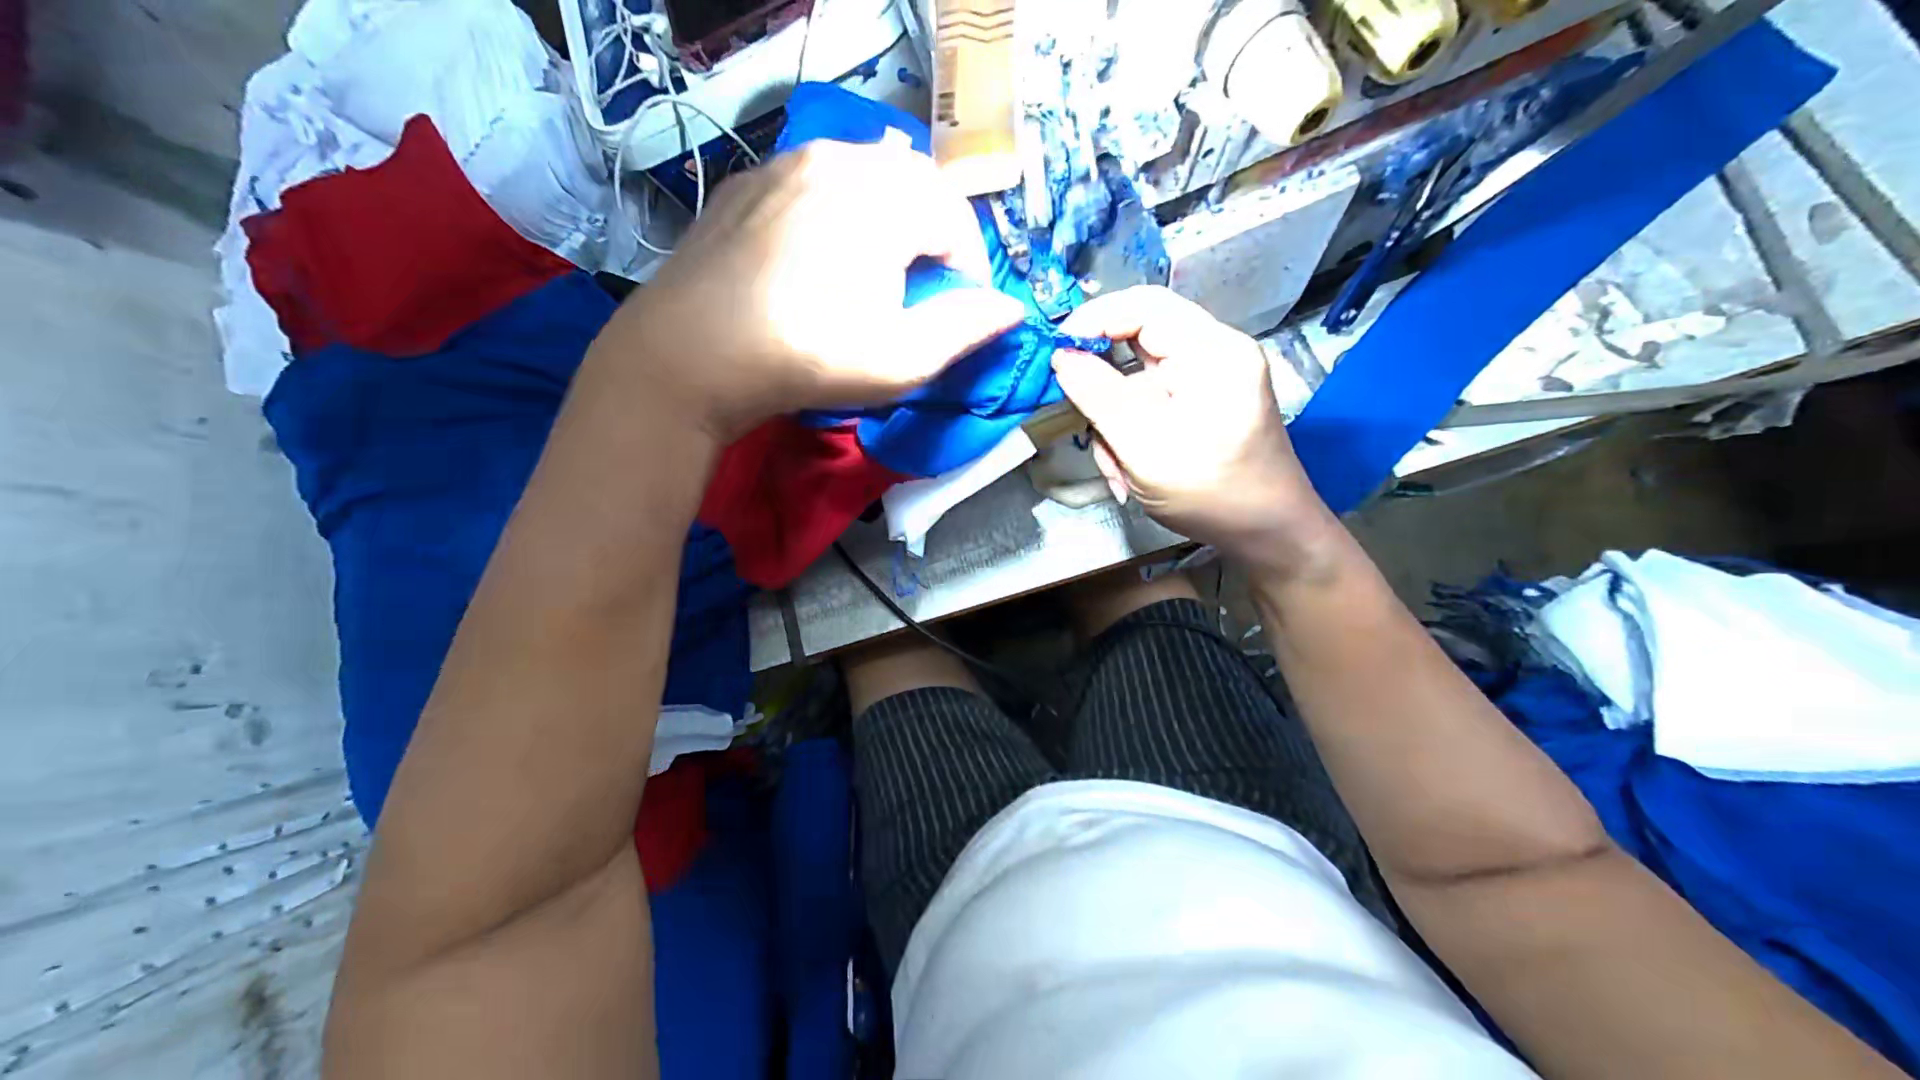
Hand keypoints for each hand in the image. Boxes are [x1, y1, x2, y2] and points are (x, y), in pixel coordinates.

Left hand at [596, 139, 1026, 438]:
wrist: (690, 355)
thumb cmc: (807, 359)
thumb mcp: (901, 360)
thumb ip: (966, 329)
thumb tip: (1011, 309)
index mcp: (885, 197)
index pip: (957, 222)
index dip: (969, 273)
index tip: (958, 318)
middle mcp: (839, 159)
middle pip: (916, 186)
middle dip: (934, 238)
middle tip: (923, 293)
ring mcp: (786, 163)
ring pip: (865, 177)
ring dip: (888, 220)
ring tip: (876, 273)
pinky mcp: (749, 182)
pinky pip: (815, 182)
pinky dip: (838, 212)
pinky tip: (821, 258)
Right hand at [1051, 286, 1344, 575]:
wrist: (1268, 535)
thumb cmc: (1213, 492)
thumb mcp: (1145, 445)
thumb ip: (1098, 395)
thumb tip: (1061, 355)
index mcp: (1213, 351)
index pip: (1143, 304)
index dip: (1093, 318)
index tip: (1054, 350)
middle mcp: (1214, 354)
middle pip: (1136, 341)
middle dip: (1100, 384)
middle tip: (1075, 412)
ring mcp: (1207, 381)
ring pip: (1136, 380)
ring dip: (1113, 421)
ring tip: (1117, 468)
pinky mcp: (1199, 405)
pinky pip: (1150, 404)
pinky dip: (1130, 434)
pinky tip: (1129, 472)